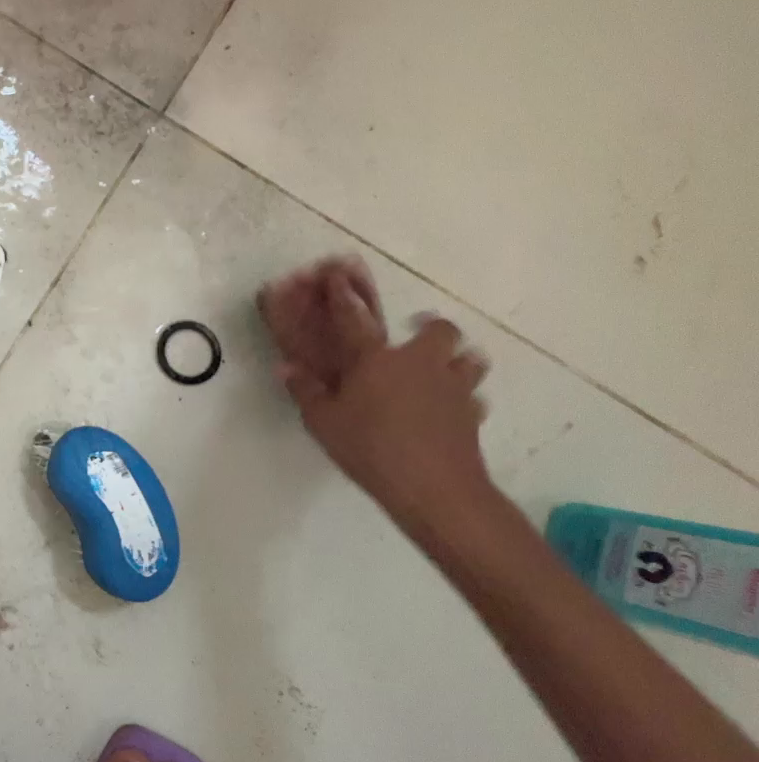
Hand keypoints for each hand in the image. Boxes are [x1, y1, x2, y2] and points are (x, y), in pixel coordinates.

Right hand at [259, 257, 494, 540]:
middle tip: (416, 336)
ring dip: (458, 361)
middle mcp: (419, 364)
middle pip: (440, 331)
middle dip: (431, 328)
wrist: (434, 488)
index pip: (354, 318)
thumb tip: (287, 368)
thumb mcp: (322, 421)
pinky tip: (450, 410)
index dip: (344, 295)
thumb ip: (306, 391)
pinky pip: (474, 398)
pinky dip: (464, 399)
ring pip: (470, 360)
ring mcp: (453, 389)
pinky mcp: (473, 416)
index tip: (339, 273)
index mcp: (376, 359)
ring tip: (441, 371)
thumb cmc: (369, 447)